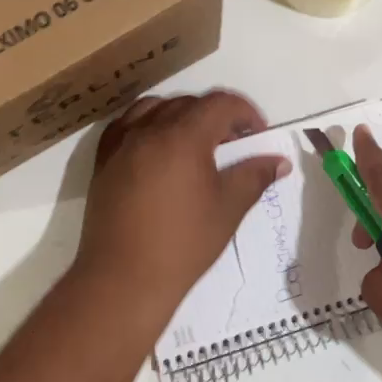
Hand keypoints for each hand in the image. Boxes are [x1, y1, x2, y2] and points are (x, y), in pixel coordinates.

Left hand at [75, 91, 290, 311]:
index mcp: (183, 138)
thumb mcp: (228, 210)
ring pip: (155, 108)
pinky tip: (157, 148)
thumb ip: (254, 177)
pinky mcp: (103, 162)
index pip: (220, 104)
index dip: (245, 112)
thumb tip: (279, 161)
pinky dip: (147, 125)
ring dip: (181, 115)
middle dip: (216, 115)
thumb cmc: (183, 245)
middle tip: (232, 145)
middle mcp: (148, 131)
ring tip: (194, 144)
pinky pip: (126, 125)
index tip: (257, 135)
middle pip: (188, 103)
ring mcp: (121, 145)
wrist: (124, 279)